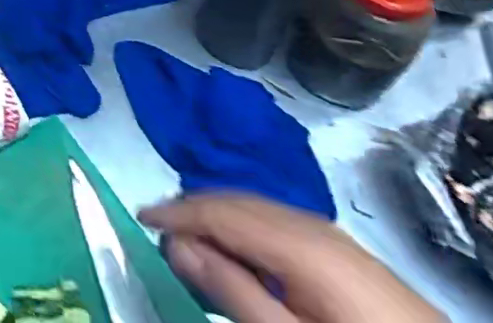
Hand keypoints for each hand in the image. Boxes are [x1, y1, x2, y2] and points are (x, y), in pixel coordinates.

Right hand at [139, 192, 445, 322]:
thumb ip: (232, 291)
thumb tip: (176, 243)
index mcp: (302, 245)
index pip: (220, 210)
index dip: (175, 212)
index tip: (139, 219)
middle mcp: (318, 229)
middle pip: (239, 203)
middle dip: (195, 212)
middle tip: (160, 233)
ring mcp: (340, 243)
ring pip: (260, 211)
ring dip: (221, 221)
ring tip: (193, 243)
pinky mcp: (353, 260)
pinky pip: (283, 227)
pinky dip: (249, 232)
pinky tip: (242, 257)